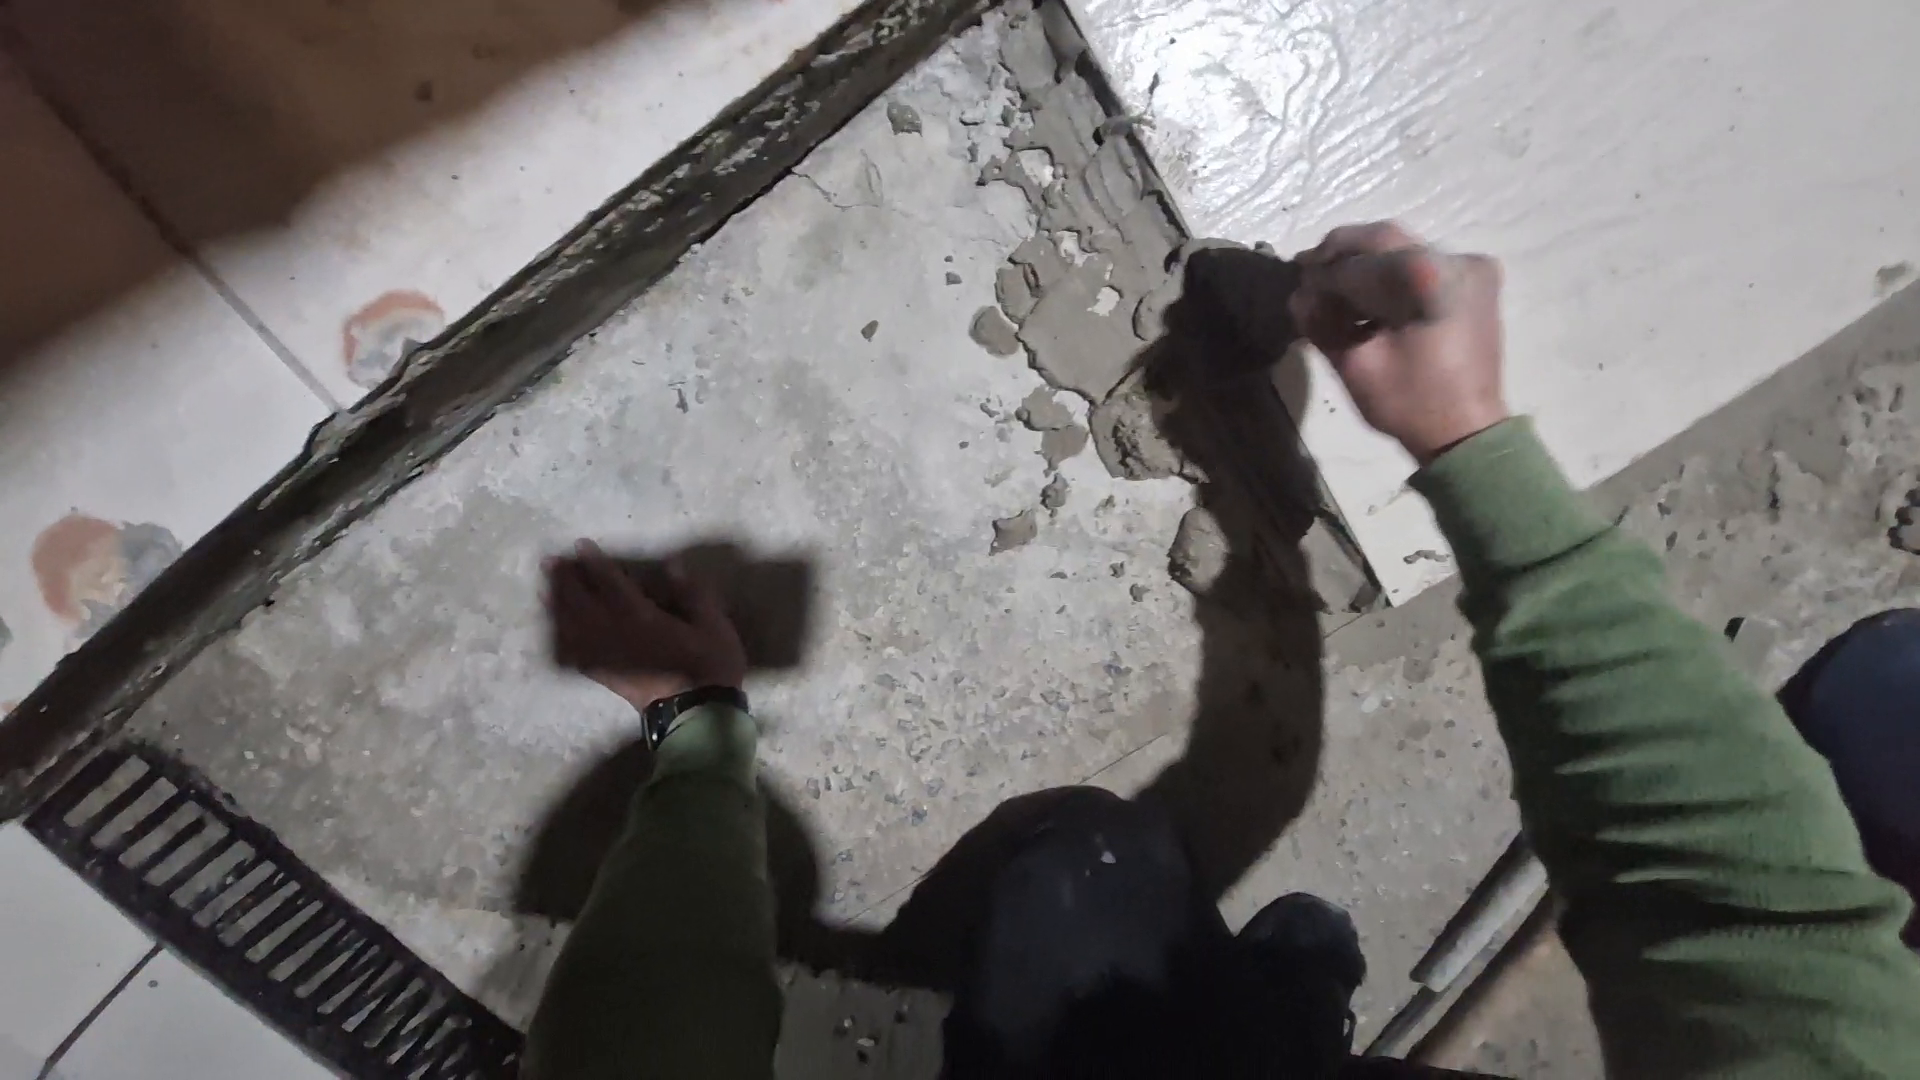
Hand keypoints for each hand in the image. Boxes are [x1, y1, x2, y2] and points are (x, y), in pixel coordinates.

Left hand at [543, 539, 746, 711]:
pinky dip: (560, 640)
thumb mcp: (714, 624)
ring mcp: (607, 656)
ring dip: (555, 606)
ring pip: (571, 627)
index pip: (611, 583)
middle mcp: (615, 634)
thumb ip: (693, 593)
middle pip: (580, 602)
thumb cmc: (710, 664)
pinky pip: (574, 654)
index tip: (581, 545)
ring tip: (543, 589)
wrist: (698, 711)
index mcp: (642, 618)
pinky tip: (555, 632)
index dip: (595, 563)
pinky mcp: (605, 675)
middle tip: (550, 562)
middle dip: (564, 580)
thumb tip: (671, 566)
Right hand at [1289, 222, 1509, 463]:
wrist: (1466, 432)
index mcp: (1428, 278)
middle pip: (1386, 240)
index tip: (1295, 277)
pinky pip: (1422, 267)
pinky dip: (1388, 277)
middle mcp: (1457, 260)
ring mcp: (1472, 269)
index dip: (1322, 271)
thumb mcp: (1355, 365)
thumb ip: (1323, 323)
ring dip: (1363, 265)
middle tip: (1306, 267)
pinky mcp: (1474, 284)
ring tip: (1328, 286)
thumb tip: (1298, 296)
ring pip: (1403, 251)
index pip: (1360, 261)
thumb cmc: (1409, 403)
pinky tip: (1362, 297)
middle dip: (1342, 253)